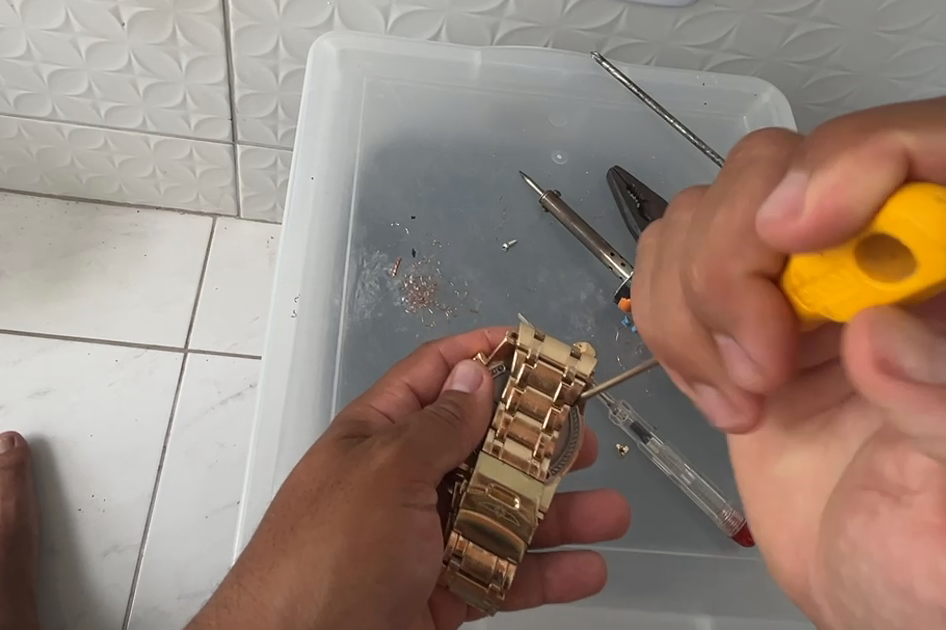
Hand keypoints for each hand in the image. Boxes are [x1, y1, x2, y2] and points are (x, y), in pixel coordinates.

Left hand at [191, 327, 630, 629]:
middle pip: (482, 445)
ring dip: (557, 512)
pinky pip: (499, 572)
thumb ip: (438, 426)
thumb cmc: (332, 550)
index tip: (538, 350)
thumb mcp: (386, 472)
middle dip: (535, 441)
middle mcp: (405, 477)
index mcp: (381, 431)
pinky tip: (587, 569)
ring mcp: (424, 539)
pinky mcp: (440, 595)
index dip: (483, 354)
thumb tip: (475, 371)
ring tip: (613, 512)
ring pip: (500, 513)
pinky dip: (543, 572)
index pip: (436, 373)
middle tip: (588, 440)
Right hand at [632, 94, 945, 629]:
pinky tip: (718, 395)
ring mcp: (809, 280)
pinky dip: (668, 320)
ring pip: (716, 203)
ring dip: (697, 294)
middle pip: (794, 158)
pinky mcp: (738, 311)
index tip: (803, 234)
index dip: (880, 149)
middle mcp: (899, 253)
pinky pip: (670, 256)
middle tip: (760, 359)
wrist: (923, 629)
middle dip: (745, 249)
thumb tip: (886, 338)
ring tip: (744, 394)